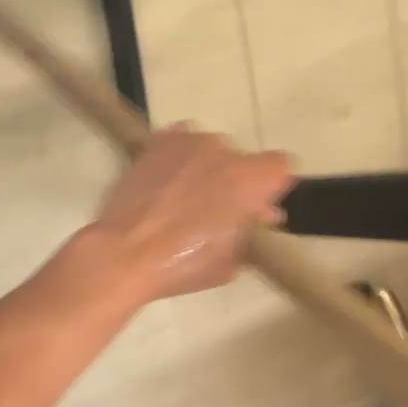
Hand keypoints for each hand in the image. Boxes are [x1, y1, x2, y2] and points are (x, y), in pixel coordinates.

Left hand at [87, 124, 294, 301]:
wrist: (126, 254)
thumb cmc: (183, 266)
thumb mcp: (231, 262)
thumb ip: (253, 234)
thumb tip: (261, 217)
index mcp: (251, 180)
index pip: (281, 168)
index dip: (270, 188)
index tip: (257, 208)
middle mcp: (226, 150)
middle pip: (242, 161)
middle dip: (234, 182)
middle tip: (215, 211)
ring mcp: (190, 141)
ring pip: (211, 151)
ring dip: (206, 170)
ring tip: (185, 200)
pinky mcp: (159, 141)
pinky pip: (181, 143)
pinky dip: (180, 159)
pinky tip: (168, 183)